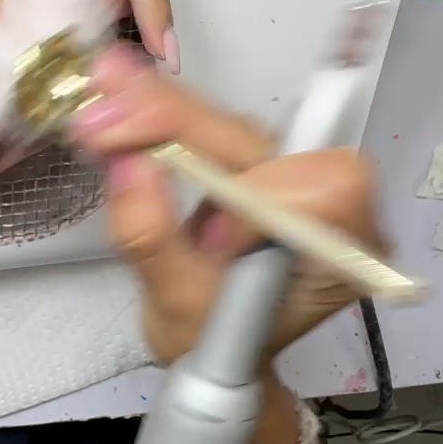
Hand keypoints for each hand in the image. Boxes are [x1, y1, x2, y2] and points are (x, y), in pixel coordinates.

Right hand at [69, 48, 383, 368]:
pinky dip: (162, 115)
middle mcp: (326, 204)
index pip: (323, 191)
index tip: (205, 227)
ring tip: (104, 91)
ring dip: (165, 110)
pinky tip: (120, 96)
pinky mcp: (253, 166)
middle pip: (266, 142)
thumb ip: (155, 241)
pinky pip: (213, 129)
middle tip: (106, 105)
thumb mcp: (176, 308)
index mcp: (338, 252)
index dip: (261, 193)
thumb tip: (130, 164)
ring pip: (234, 126)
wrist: (213, 352)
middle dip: (183, 122)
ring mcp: (288, 178)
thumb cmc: (209, 345)